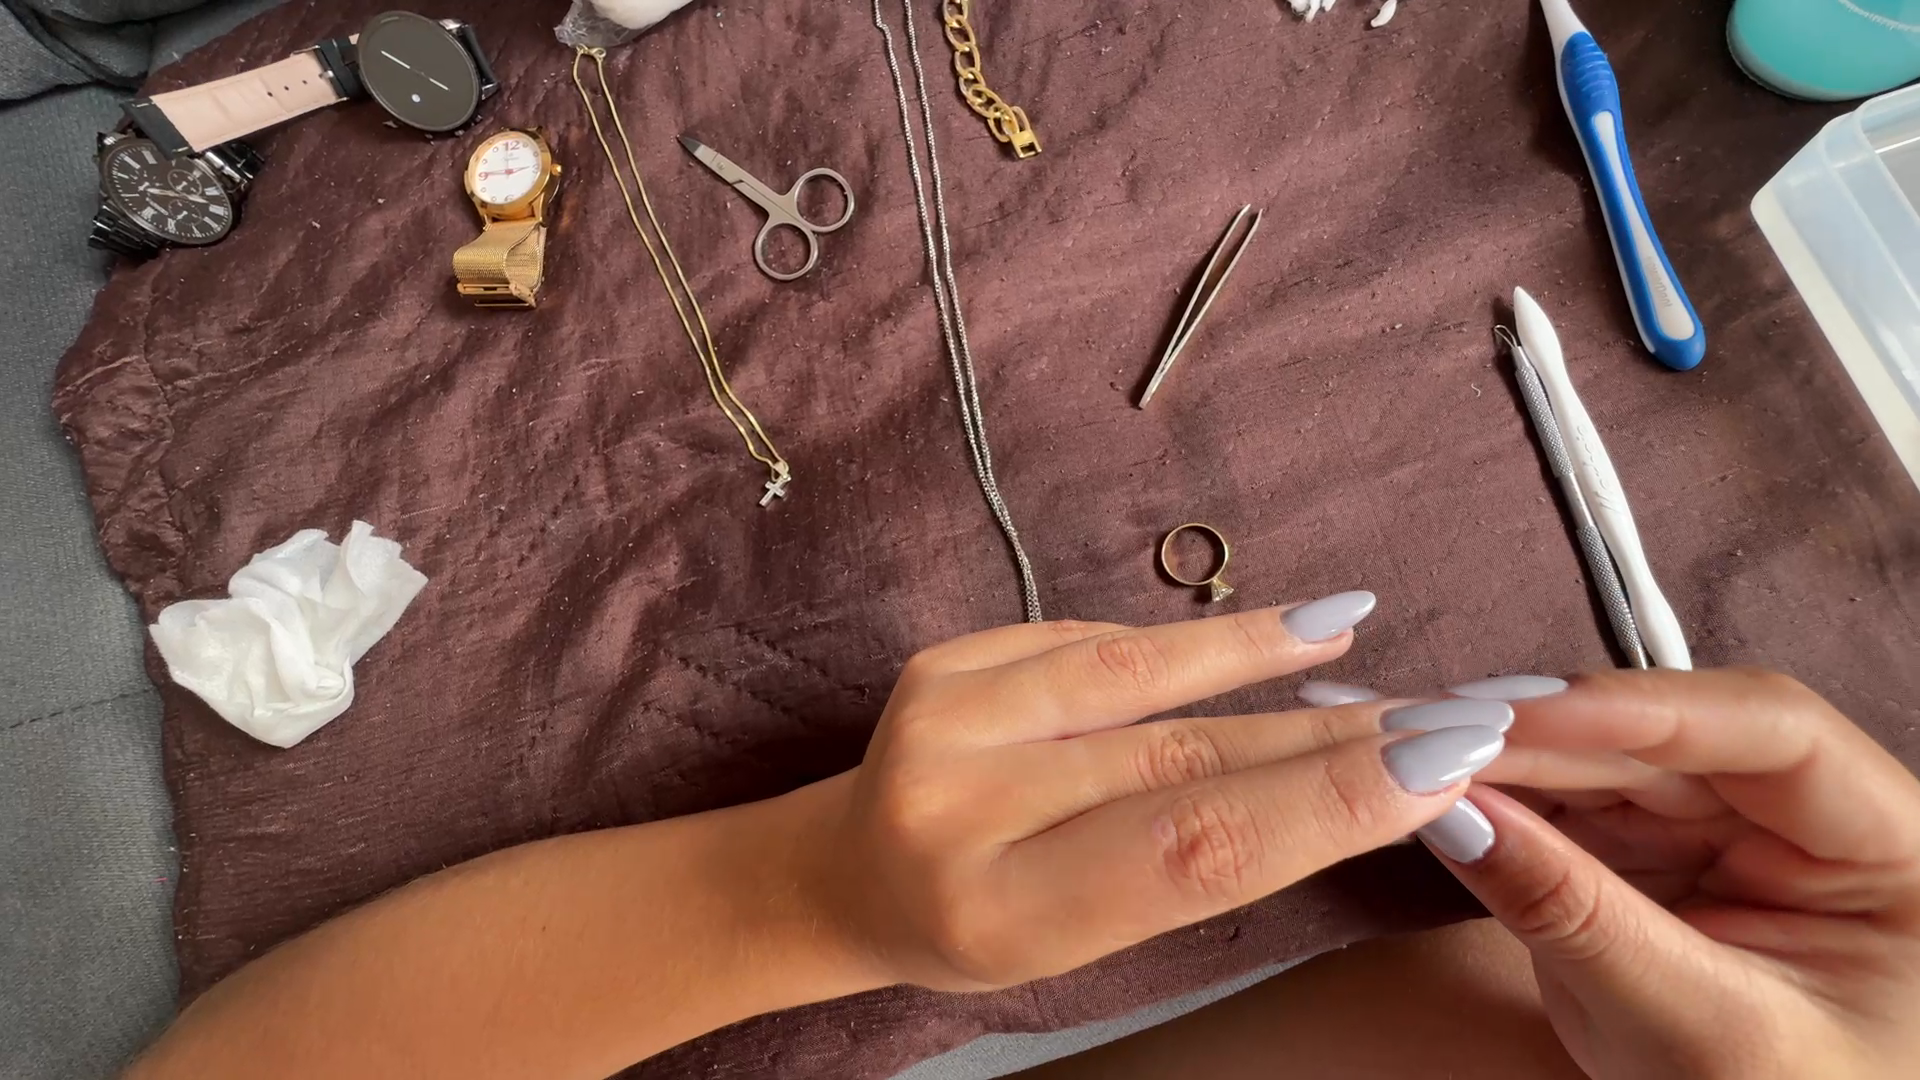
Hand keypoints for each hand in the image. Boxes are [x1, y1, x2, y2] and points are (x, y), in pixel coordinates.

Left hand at [786, 595, 1510, 990]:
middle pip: (1172, 758)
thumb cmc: (973, 921)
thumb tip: (1325, 776)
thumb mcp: (1072, 934)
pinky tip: (1241, 632)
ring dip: (1247, 650)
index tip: (1433, 765)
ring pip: (1128, 674)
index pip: (1188, 850)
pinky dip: (1168, 641)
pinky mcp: (939, 662)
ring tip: (1343, 624)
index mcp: (1005, 909)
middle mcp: (965, 803)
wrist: (849, 867)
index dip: (1319, 804)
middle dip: (1316, 732)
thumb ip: (1181, 858)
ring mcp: (942, 716)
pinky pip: (1078, 643)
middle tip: (1434, 706)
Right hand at [1443, 670, 1919, 1079]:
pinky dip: (1484, 793)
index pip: (1769, 731)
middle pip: (1645, 738)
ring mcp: (1702, 828)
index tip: (1508, 714)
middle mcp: (1790, 819)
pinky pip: (1546, 798)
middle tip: (1418, 737)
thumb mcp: (1695, 1033)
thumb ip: (1571, 911)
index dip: (1632, 706)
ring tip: (1403, 757)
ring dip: (1491, 758)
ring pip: (1581, 759)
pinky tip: (1428, 788)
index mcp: (1890, 857)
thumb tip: (1447, 808)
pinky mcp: (1629, 846)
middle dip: (1527, 736)